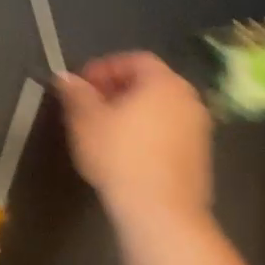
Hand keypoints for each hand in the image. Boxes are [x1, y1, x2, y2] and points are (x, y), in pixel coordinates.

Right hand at [55, 51, 212, 225]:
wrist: (159, 205)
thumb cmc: (118, 154)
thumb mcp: (85, 120)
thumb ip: (75, 94)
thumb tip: (65, 77)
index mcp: (163, 83)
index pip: (135, 59)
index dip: (104, 67)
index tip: (80, 85)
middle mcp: (188, 98)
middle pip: (150, 82)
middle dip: (116, 89)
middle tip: (88, 105)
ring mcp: (198, 125)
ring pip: (160, 106)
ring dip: (131, 110)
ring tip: (103, 129)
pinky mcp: (198, 151)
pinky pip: (168, 127)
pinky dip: (146, 129)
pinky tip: (124, 150)